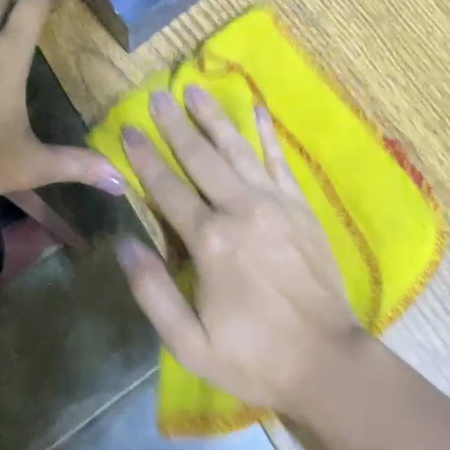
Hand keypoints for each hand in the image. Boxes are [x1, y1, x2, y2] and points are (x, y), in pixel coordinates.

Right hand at [116, 86, 367, 413]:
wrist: (325, 359)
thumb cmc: (253, 356)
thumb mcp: (189, 343)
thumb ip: (153, 291)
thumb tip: (124, 244)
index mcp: (210, 241)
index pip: (168, 189)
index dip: (145, 158)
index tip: (128, 129)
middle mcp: (241, 209)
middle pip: (201, 157)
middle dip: (176, 125)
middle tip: (158, 95)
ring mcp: (275, 202)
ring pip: (237, 149)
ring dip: (214, 118)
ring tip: (195, 90)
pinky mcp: (300, 206)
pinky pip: (279, 160)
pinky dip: (266, 133)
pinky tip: (256, 110)